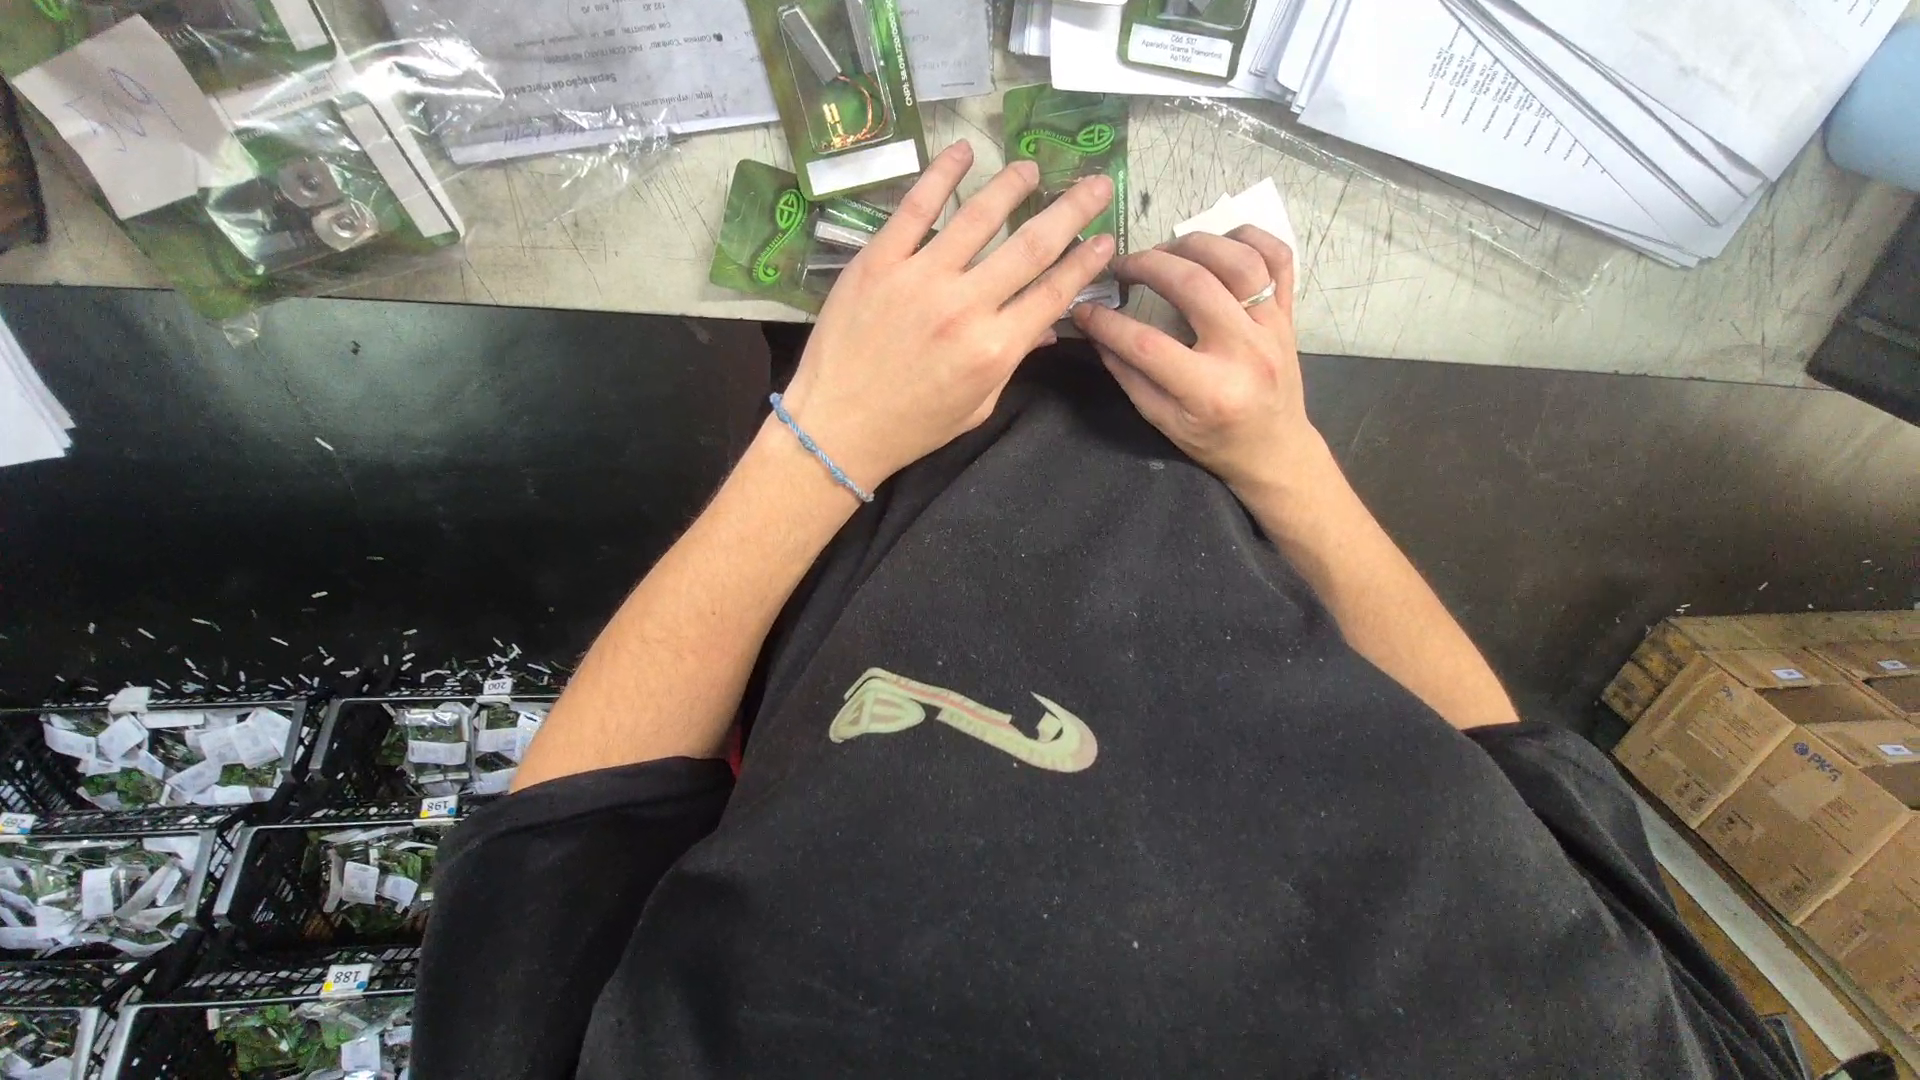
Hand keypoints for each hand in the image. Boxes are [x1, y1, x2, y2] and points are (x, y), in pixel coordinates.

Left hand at [776, 140, 1116, 491]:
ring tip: (1031, 169)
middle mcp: (965, 306)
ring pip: (978, 217)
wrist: (837, 427)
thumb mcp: (976, 405)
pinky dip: (942, 175)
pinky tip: (963, 152)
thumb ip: (1012, 361)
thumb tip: (1046, 327)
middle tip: (1094, 185)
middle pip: (1031, 245)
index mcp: (995, 348)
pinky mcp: (879, 261)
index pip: (1054, 292)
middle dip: (1071, 210)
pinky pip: (915, 207)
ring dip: (1012, 186)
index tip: (1106, 239)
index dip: (1086, 263)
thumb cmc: (913, 426)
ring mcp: (920, 278)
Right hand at [1072, 227, 1318, 494]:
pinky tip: (1220, 241)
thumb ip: (1130, 377)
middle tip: (1123, 266)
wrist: (1275, 450)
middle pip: (1194, 285)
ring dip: (1196, 244)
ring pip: (1240, 261)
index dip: (1108, 324)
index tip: (1085, 310)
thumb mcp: (1164, 422)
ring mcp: (1273, 328)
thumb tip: (1097, 334)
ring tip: (1167, 251)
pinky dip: (1251, 238)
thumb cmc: (1215, 441)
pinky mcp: (1288, 315)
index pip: (1147, 344)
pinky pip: (1280, 259)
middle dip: (1148, 265)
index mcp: (1209, 391)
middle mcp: (1245, 353)